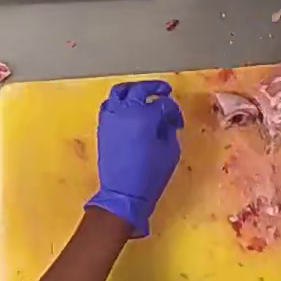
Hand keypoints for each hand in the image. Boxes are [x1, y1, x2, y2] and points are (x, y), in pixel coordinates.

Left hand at [86, 79, 185, 237]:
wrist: (124, 193)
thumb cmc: (151, 174)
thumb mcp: (170, 151)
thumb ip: (168, 129)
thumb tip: (165, 118)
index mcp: (145, 116)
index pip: (163, 104)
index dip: (174, 111)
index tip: (177, 122)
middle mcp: (126, 111)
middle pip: (140, 89)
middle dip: (154, 88)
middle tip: (164, 91)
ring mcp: (111, 117)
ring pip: (120, 91)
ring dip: (133, 89)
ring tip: (142, 92)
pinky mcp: (103, 126)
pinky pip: (109, 105)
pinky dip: (119, 101)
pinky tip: (128, 107)